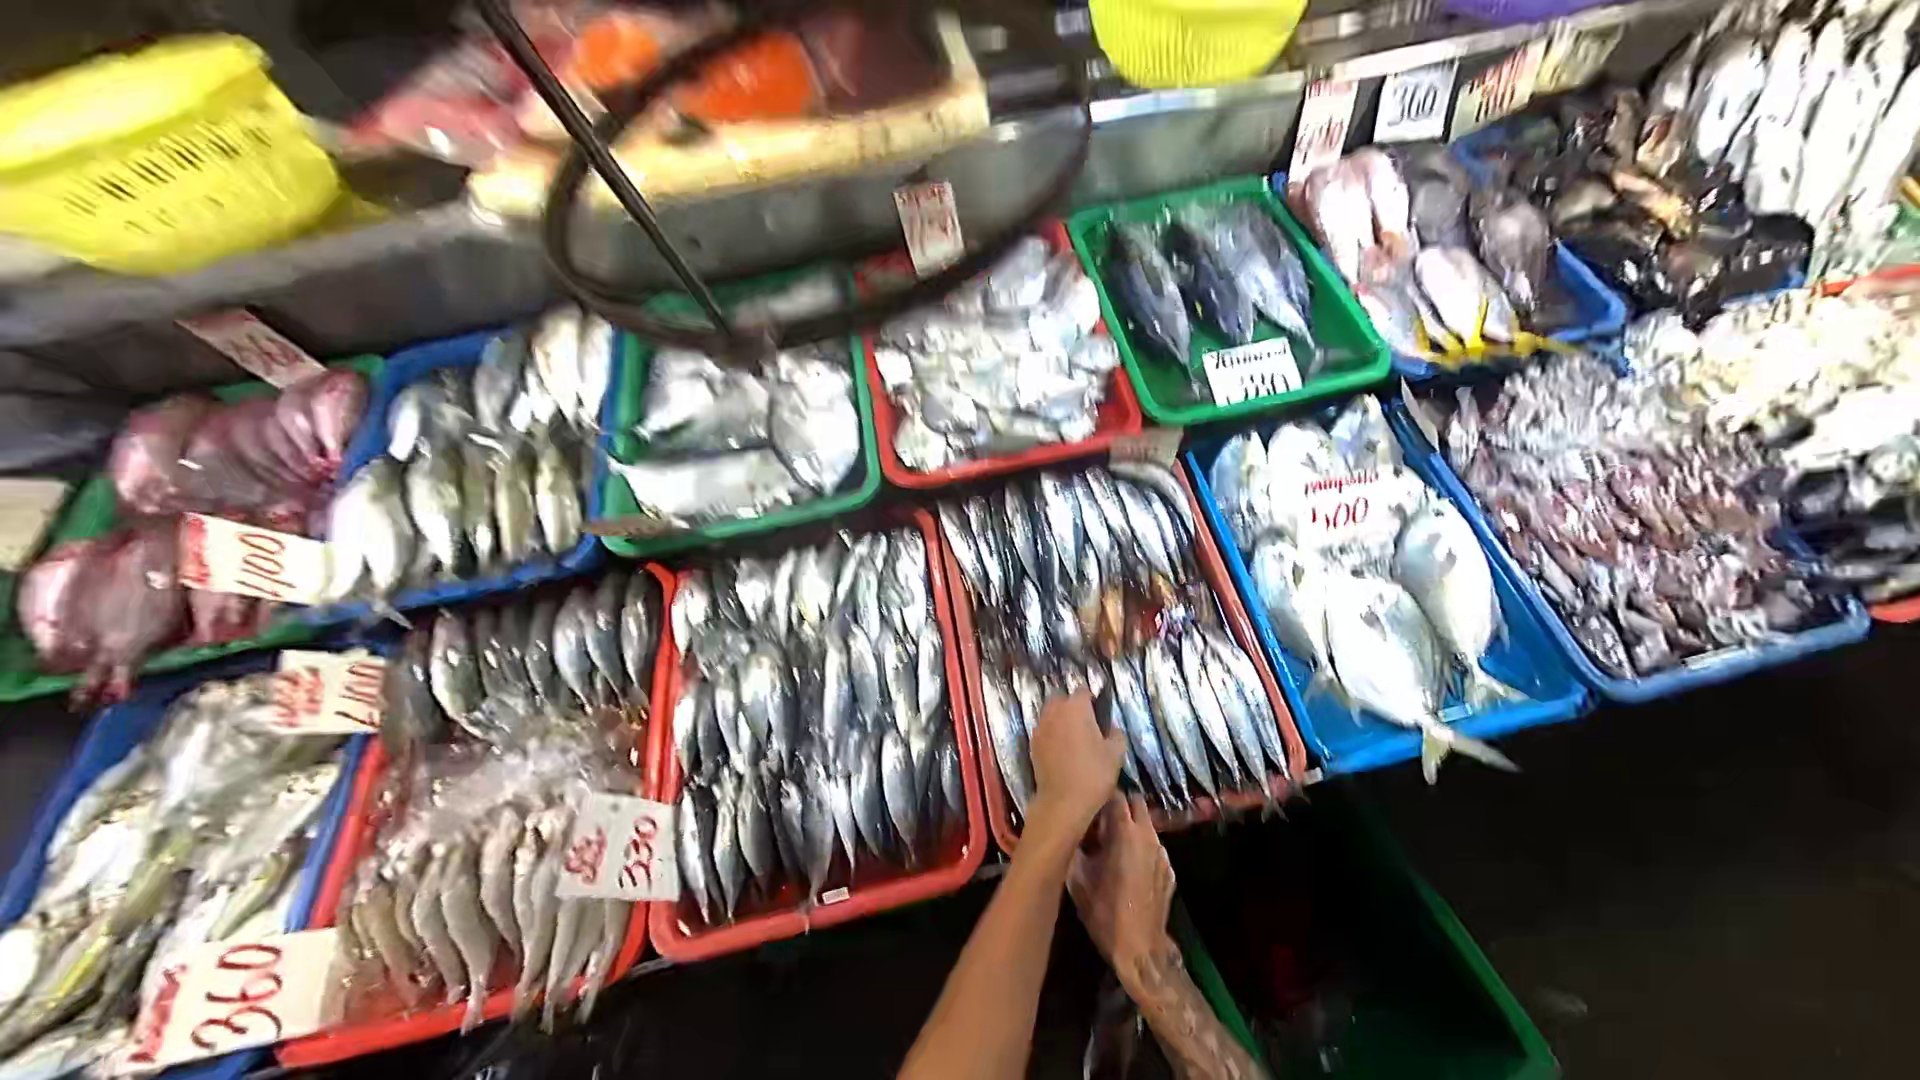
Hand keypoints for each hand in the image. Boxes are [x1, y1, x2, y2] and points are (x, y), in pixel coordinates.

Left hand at [1026, 690, 1125, 842]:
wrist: (1062, 801)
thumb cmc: (1093, 774)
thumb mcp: (1115, 754)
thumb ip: (1115, 734)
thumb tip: (1111, 728)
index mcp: (1075, 707)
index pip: (1083, 690)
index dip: (1092, 699)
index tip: (1099, 712)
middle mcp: (1054, 711)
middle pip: (1062, 699)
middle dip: (1073, 706)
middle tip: (1086, 723)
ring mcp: (1040, 726)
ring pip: (1051, 713)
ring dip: (1061, 719)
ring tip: (1074, 736)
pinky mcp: (1033, 742)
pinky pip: (1044, 729)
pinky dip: (1052, 733)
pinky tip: (1062, 748)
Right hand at [1068, 794, 1175, 972]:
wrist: (1139, 951)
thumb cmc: (1104, 911)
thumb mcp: (1077, 877)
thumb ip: (1074, 845)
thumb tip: (1069, 828)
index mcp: (1125, 832)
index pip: (1115, 795)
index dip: (1099, 798)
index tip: (1086, 807)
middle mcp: (1148, 836)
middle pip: (1135, 803)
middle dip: (1119, 806)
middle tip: (1099, 820)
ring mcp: (1162, 854)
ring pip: (1146, 825)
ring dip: (1130, 827)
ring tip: (1112, 844)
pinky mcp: (1170, 871)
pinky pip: (1153, 847)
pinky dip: (1140, 848)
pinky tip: (1128, 866)